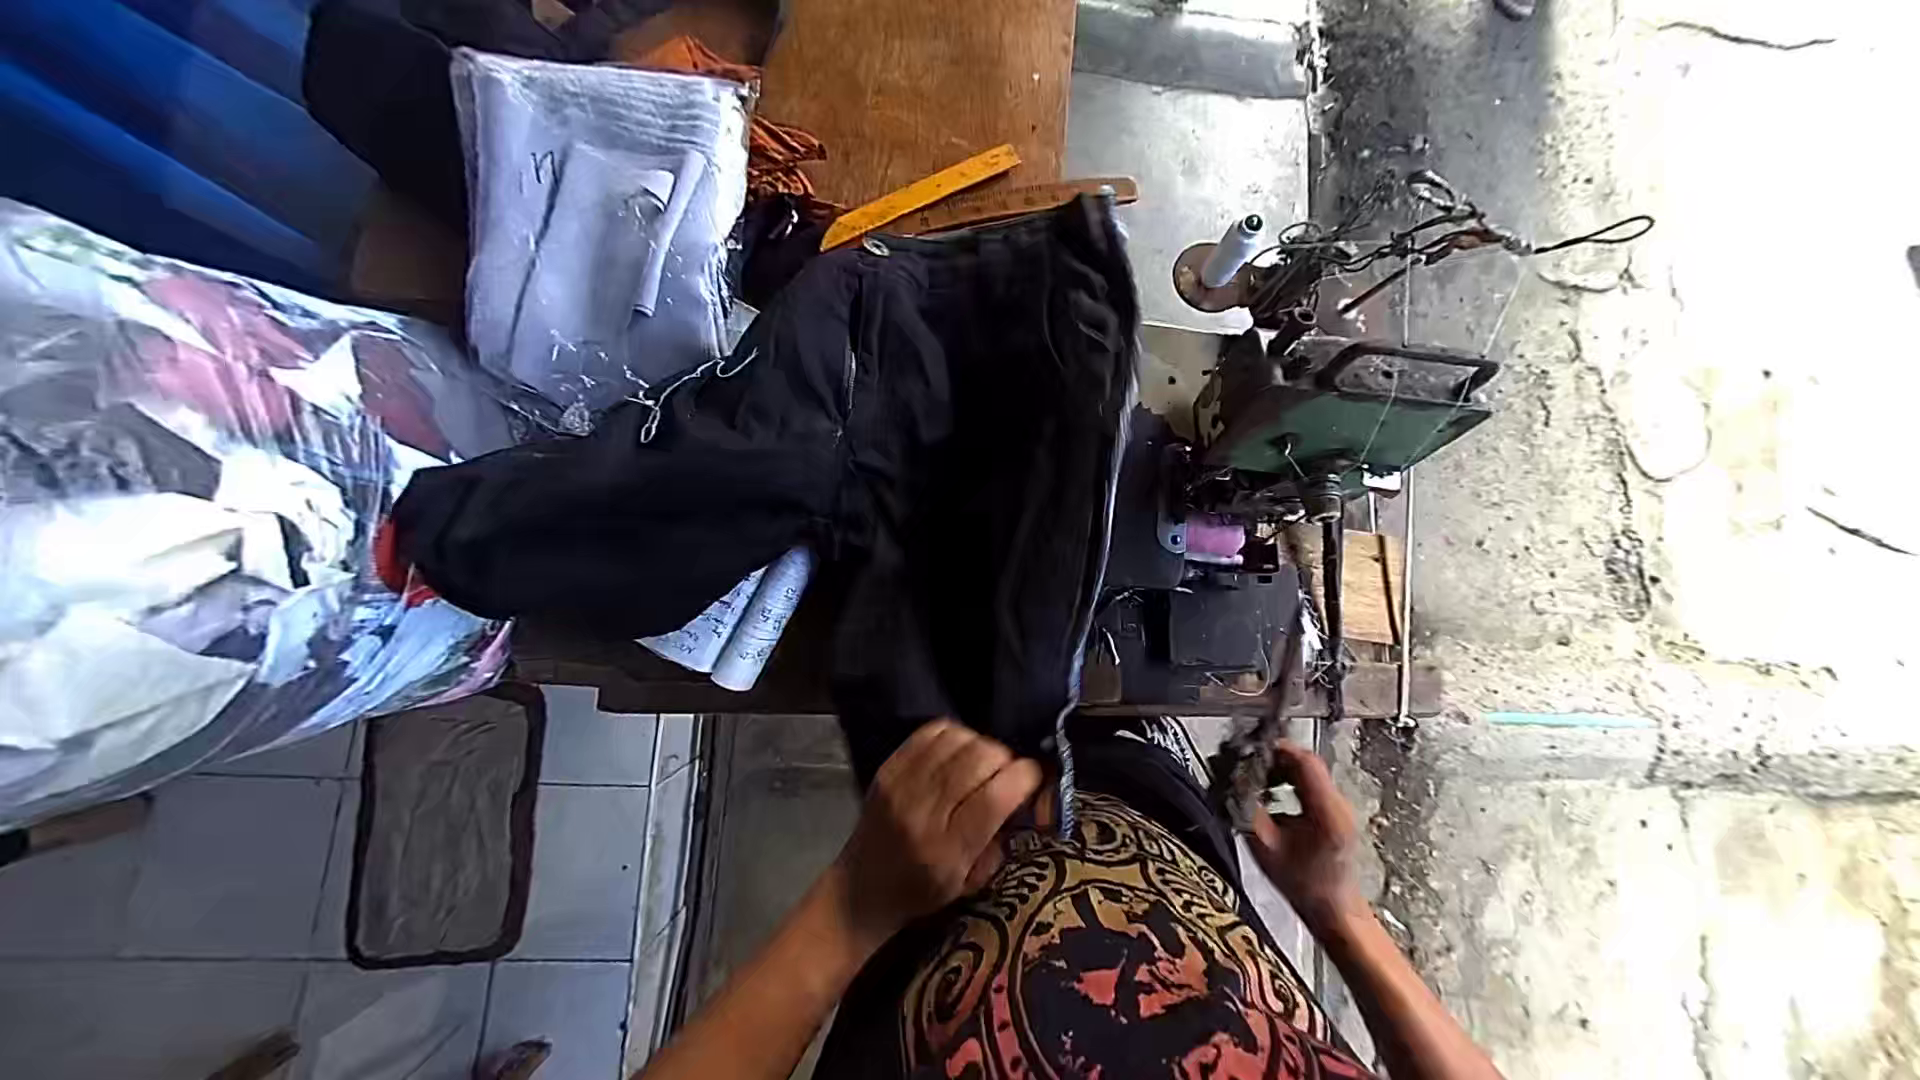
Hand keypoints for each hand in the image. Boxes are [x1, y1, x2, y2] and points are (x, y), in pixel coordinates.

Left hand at [831, 719, 1043, 947]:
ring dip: (981, 744)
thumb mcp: (970, 881)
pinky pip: (930, 732)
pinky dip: (954, 734)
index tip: (1033, 777)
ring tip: (982, 761)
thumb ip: (999, 838)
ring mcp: (902, 785)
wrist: (862, 889)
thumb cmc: (923, 891)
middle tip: (1007, 772)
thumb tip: (1026, 795)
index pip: (994, 798)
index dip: (1024, 777)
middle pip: (978, 760)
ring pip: (957, 740)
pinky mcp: (888, 767)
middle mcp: (924, 812)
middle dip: (1005, 759)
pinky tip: (959, 750)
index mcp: (948, 850)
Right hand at [1245, 740, 1368, 930]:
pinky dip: (1289, 778)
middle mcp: (1338, 805)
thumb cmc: (1302, 884)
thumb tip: (1232, 781)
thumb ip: (1247, 808)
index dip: (1276, 748)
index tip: (1252, 748)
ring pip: (1309, 769)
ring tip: (1258, 777)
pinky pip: (1311, 782)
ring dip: (1281, 767)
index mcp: (1325, 812)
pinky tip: (1273, 791)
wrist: (1333, 910)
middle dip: (1274, 757)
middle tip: (1248, 762)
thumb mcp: (1263, 845)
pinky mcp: (1336, 811)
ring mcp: (1340, 807)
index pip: (1304, 761)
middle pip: (1307, 761)